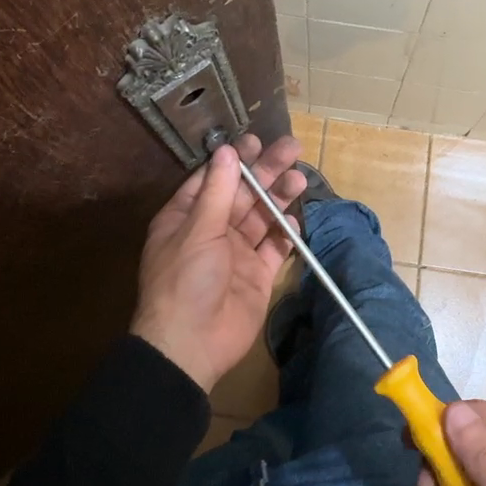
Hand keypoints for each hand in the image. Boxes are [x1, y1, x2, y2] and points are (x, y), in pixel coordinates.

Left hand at [130, 134, 306, 391]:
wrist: (191, 345)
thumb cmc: (185, 280)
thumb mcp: (197, 230)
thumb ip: (217, 191)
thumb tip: (227, 151)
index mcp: (186, 217)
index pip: (213, 179)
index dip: (235, 160)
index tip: (256, 140)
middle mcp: (211, 231)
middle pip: (243, 194)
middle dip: (266, 171)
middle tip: (292, 148)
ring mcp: (235, 254)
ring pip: (261, 217)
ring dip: (278, 197)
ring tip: (299, 177)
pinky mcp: (256, 276)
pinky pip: (274, 248)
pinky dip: (284, 232)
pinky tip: (294, 216)